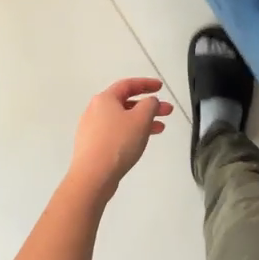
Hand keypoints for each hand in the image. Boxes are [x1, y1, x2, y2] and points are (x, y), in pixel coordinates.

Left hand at [66, 78, 172, 195]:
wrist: (93, 176)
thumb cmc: (118, 143)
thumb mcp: (141, 119)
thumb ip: (150, 104)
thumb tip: (149, 102)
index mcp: (104, 99)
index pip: (128, 85)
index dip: (146, 84)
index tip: (160, 87)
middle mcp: (94, 110)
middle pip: (126, 103)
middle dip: (148, 106)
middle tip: (167, 111)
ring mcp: (91, 129)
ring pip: (122, 119)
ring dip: (142, 121)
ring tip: (160, 128)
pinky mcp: (92, 145)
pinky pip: (115, 132)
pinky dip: (130, 132)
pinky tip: (140, 141)